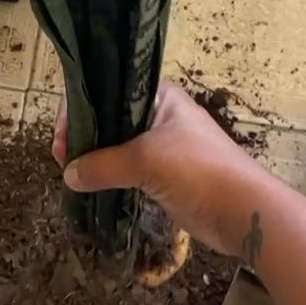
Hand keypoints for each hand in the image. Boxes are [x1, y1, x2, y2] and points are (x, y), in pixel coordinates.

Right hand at [51, 82, 274, 256]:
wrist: (245, 213)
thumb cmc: (199, 171)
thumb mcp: (146, 161)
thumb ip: (103, 165)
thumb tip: (69, 175)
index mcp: (158, 95)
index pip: (106, 90)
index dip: (78, 112)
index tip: (60, 141)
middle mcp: (158, 113)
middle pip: (108, 117)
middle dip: (82, 136)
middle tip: (62, 160)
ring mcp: (162, 143)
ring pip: (116, 144)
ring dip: (94, 157)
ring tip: (72, 174)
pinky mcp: (164, 172)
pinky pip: (127, 167)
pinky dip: (109, 174)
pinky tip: (92, 186)